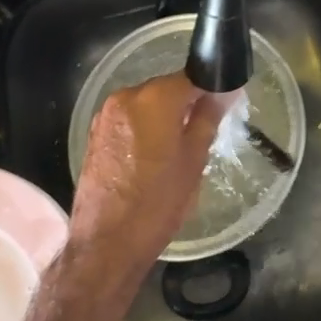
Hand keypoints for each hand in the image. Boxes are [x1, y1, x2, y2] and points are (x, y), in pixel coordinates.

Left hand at [71, 72, 228, 283]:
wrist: (106, 243)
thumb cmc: (158, 202)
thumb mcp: (194, 159)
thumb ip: (208, 118)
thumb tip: (225, 91)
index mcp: (155, 98)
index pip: (192, 77)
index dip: (211, 88)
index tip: (224, 105)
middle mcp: (127, 96)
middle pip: (167, 88)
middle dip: (186, 103)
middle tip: (205, 131)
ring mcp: (106, 114)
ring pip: (147, 104)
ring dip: (164, 117)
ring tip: (178, 148)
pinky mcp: (95, 133)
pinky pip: (130, 119)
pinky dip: (145, 128)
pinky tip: (154, 156)